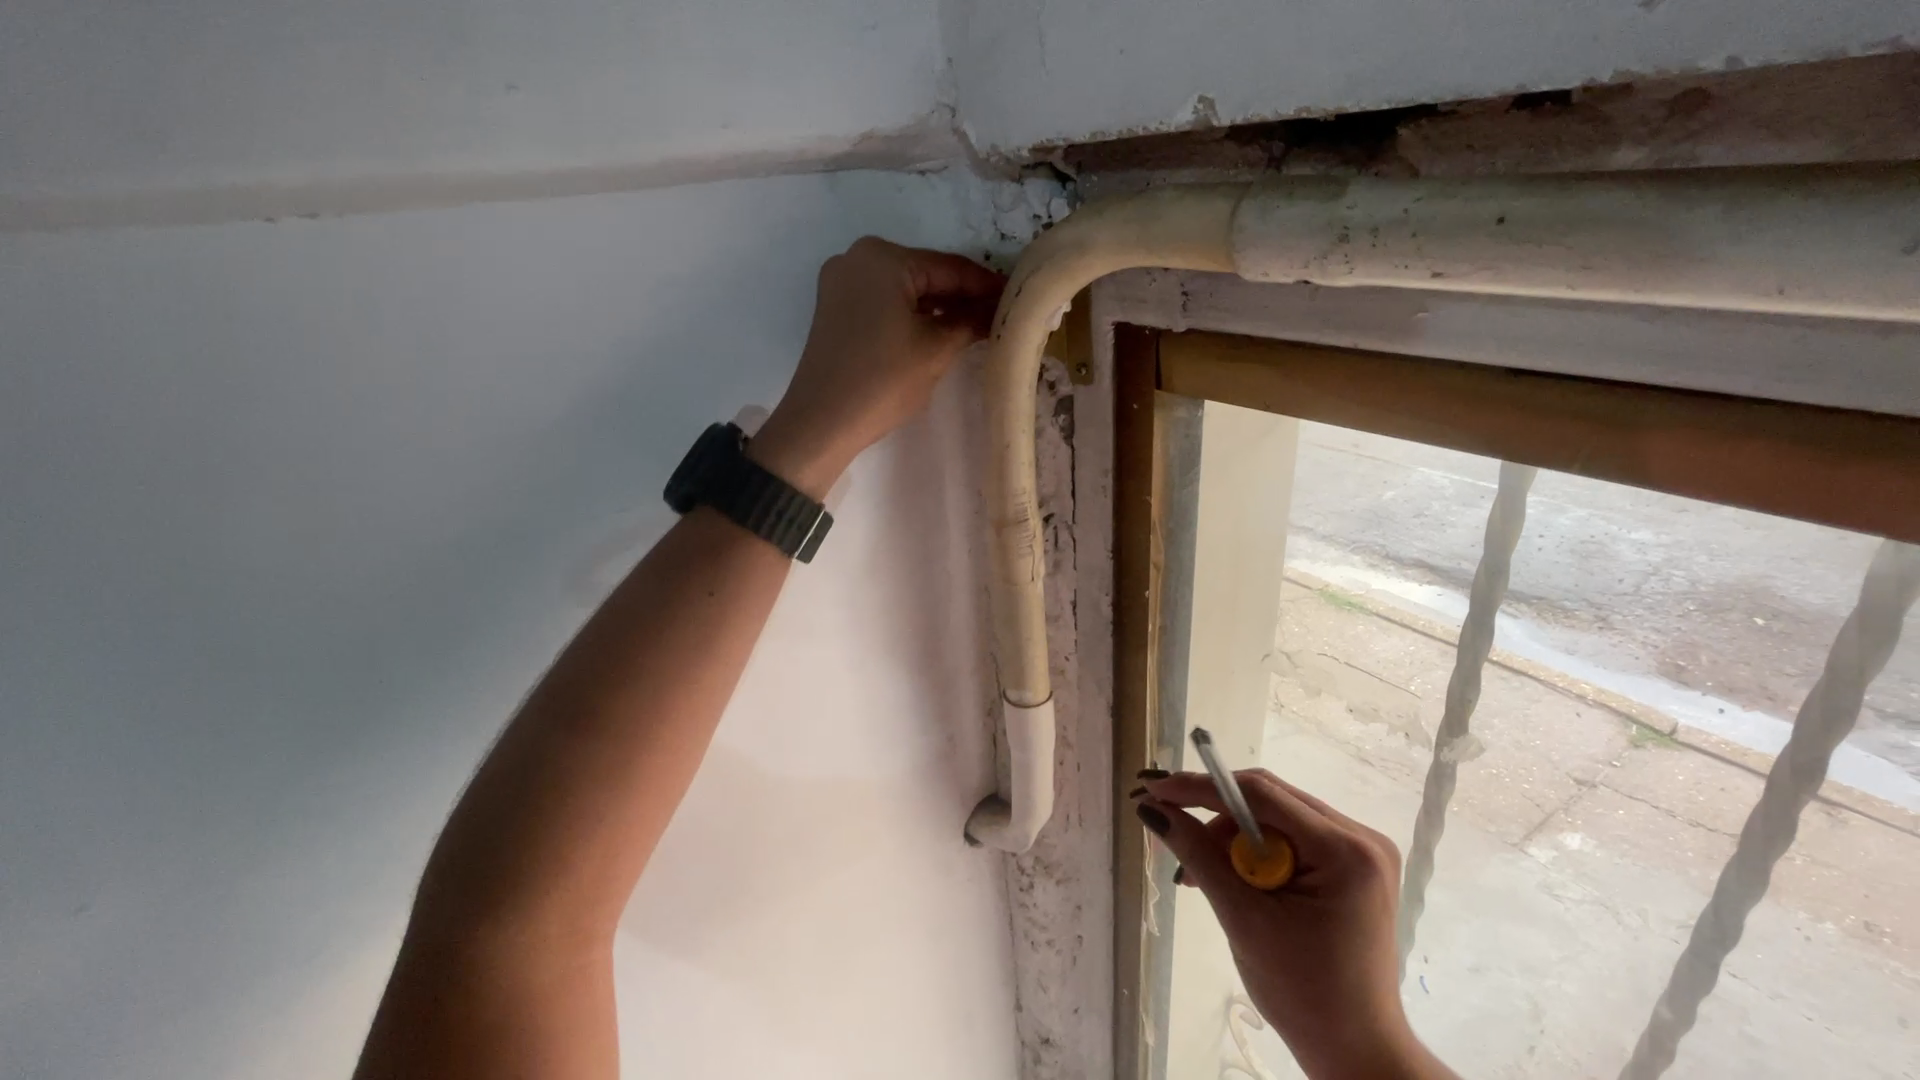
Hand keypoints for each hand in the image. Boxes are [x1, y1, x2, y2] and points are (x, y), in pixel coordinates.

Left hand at [750, 237, 1004, 496]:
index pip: (949, 267)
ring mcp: (841, 282)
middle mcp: (857, 257)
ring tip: (976, 326)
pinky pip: (885, 301)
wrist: (821, 421)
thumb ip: (970, 322)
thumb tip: (998, 310)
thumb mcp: (936, 350)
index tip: (1018, 297)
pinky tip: (939, 330)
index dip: (986, 285)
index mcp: (883, 258)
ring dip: (938, 306)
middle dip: (962, 296)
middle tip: (1000, 314)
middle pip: (926, 273)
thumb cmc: (882, 381)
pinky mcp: (835, 307)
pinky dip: (912, 314)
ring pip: (905, 289)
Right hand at [1135, 770, 1453, 1079]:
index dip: (1201, 787)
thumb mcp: (1243, 919)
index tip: (1153, 791)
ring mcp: (1359, 851)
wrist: (1355, 1049)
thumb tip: (1152, 809)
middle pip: (1269, 800)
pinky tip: (1229, 878)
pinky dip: (1253, 852)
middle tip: (1168, 831)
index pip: (1260, 794)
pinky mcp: (1351, 866)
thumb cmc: (1302, 991)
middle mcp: (1360, 837)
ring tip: (1197, 875)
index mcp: (1345, 850)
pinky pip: (1290, 837)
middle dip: (1213, 816)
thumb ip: (1199, 855)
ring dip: (1230, 837)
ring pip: (1275, 817)